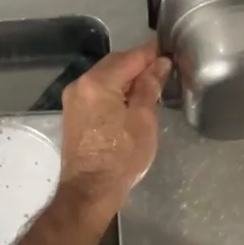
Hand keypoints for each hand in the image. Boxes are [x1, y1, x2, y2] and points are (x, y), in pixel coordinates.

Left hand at [56, 42, 170, 229]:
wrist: (90, 191)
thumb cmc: (121, 157)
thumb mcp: (144, 120)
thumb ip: (150, 86)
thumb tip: (160, 64)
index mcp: (98, 82)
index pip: (131, 57)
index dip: (153, 53)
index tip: (170, 52)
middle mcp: (81, 83)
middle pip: (115, 63)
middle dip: (139, 64)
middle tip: (164, 70)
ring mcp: (73, 98)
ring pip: (105, 76)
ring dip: (126, 77)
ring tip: (150, 86)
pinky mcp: (73, 111)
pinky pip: (97, 90)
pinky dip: (114, 89)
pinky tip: (130, 99)